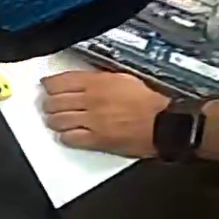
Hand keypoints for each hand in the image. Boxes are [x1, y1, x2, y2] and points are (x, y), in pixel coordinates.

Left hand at [41, 71, 169, 158]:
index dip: (49, 86)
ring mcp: (92, 121)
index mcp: (98, 83)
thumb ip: (96, 79)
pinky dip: (66, 137)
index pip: (57, 82)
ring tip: (64, 121)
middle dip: (51, 106)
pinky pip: (67, 138)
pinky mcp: (96, 139)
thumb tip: (75, 81)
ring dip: (57, 121)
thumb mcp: (124, 80)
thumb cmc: (150, 103)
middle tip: (57, 108)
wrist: (169, 124)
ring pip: (55, 120)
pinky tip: (73, 134)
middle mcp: (91, 100)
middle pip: (52, 103)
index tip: (49, 89)